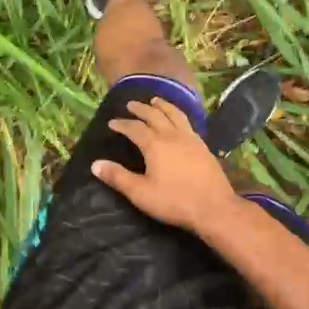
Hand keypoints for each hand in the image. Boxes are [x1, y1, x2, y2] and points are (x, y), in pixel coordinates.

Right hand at [91, 97, 239, 232]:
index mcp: (155, 145)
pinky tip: (179, 121)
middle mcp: (173, 136)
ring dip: (163, 106)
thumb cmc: (174, 202)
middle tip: (131, 104)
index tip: (112, 122)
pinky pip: (188, 123)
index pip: (134, 128)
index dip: (122, 124)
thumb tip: (95, 164)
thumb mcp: (140, 193)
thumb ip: (118, 177)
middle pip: (155, 116)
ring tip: (155, 101)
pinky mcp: (203, 146)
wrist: (213, 207)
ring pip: (175, 115)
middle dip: (141, 109)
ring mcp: (191, 139)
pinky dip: (179, 115)